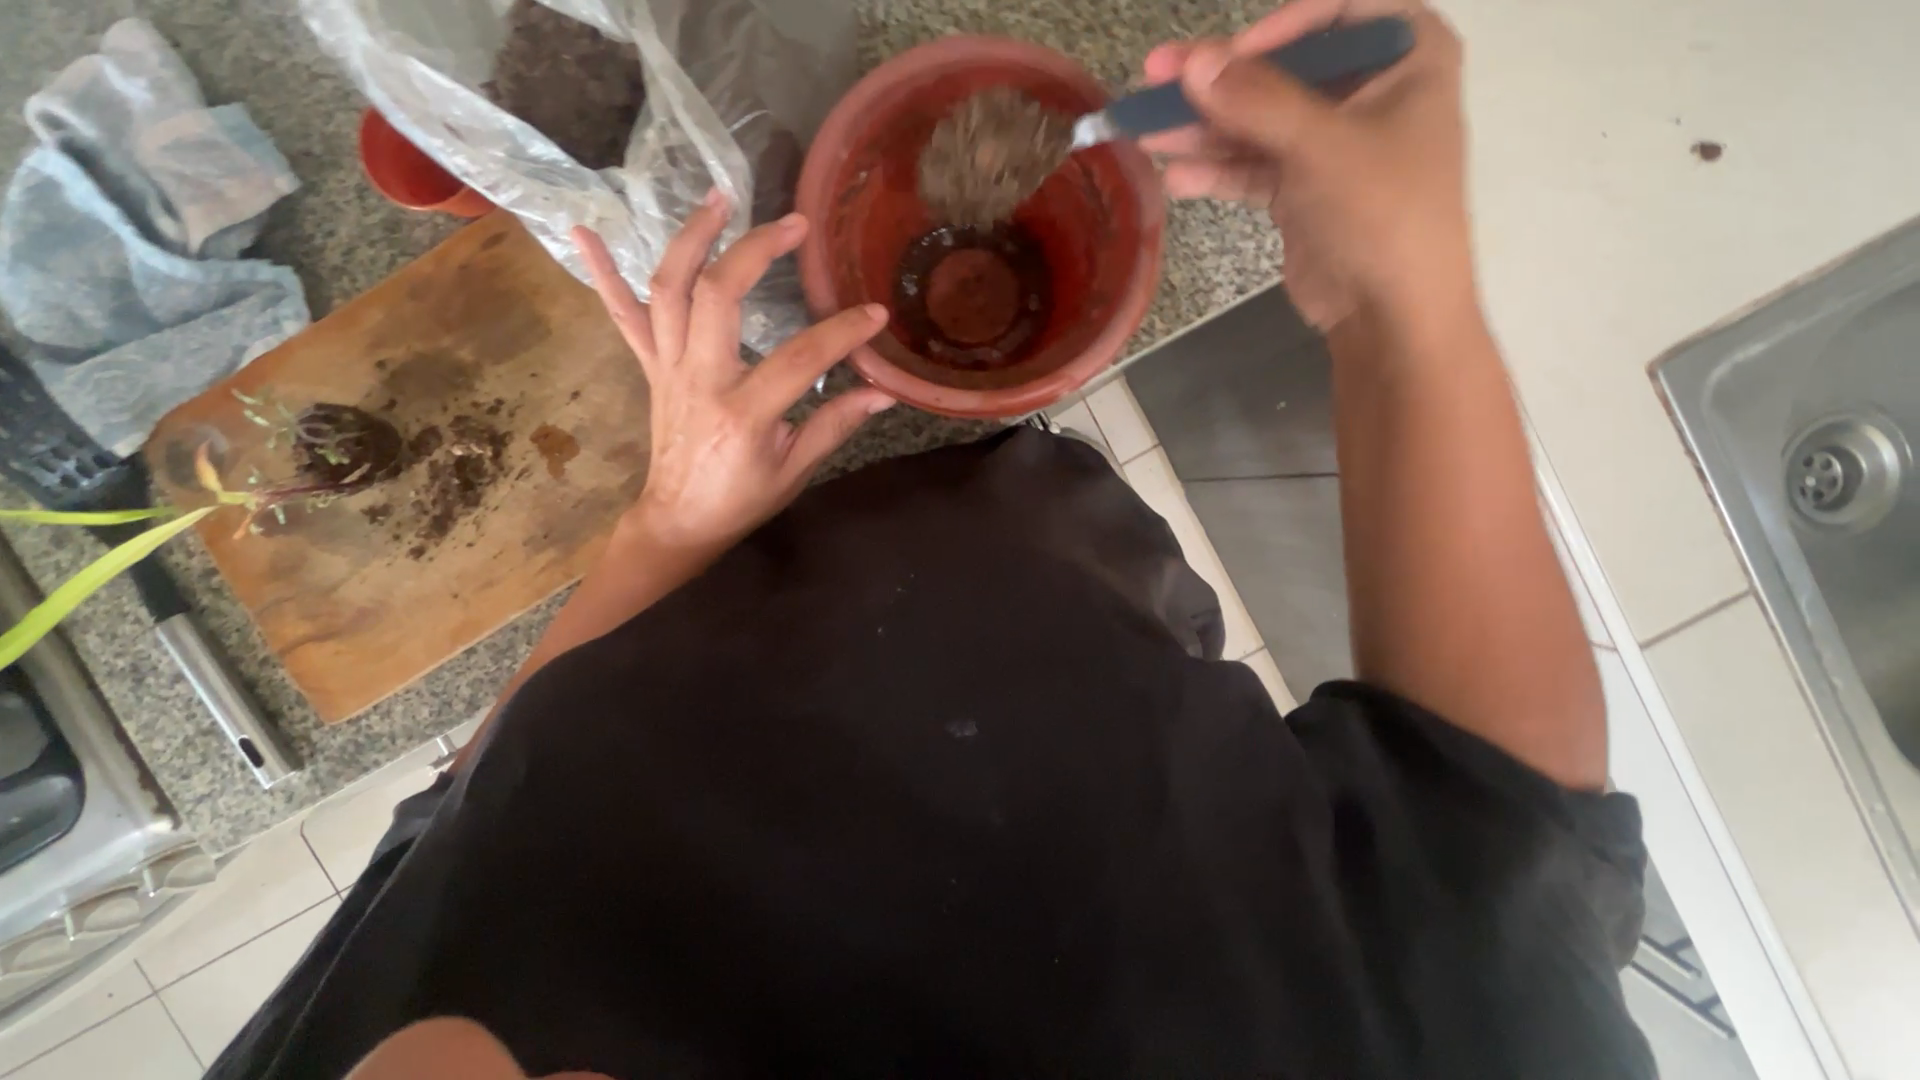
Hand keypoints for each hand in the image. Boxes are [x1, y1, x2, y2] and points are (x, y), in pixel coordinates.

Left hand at [573, 198, 893, 553]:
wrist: (679, 520)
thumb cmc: (741, 500)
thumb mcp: (795, 470)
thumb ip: (835, 425)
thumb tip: (884, 392)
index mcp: (743, 413)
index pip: (800, 358)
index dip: (842, 331)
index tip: (875, 312)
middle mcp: (699, 379)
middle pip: (719, 296)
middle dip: (757, 250)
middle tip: (795, 224)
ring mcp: (667, 368)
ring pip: (668, 289)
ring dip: (691, 237)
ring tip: (720, 198)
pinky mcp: (650, 367)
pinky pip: (621, 315)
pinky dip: (601, 274)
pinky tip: (584, 232)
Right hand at [1142, 0, 1473, 329]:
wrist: (1392, 313)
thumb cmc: (1382, 213)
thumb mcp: (1321, 146)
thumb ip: (1256, 101)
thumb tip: (1193, 64)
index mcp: (1405, 56)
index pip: (1336, 12)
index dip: (1276, 28)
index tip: (1224, 57)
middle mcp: (1369, 91)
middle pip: (1283, 70)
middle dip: (1218, 82)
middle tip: (1152, 80)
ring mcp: (1332, 144)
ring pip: (1259, 122)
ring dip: (1203, 130)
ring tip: (1142, 130)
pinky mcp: (1303, 190)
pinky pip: (1253, 167)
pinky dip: (1217, 172)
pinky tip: (1175, 178)